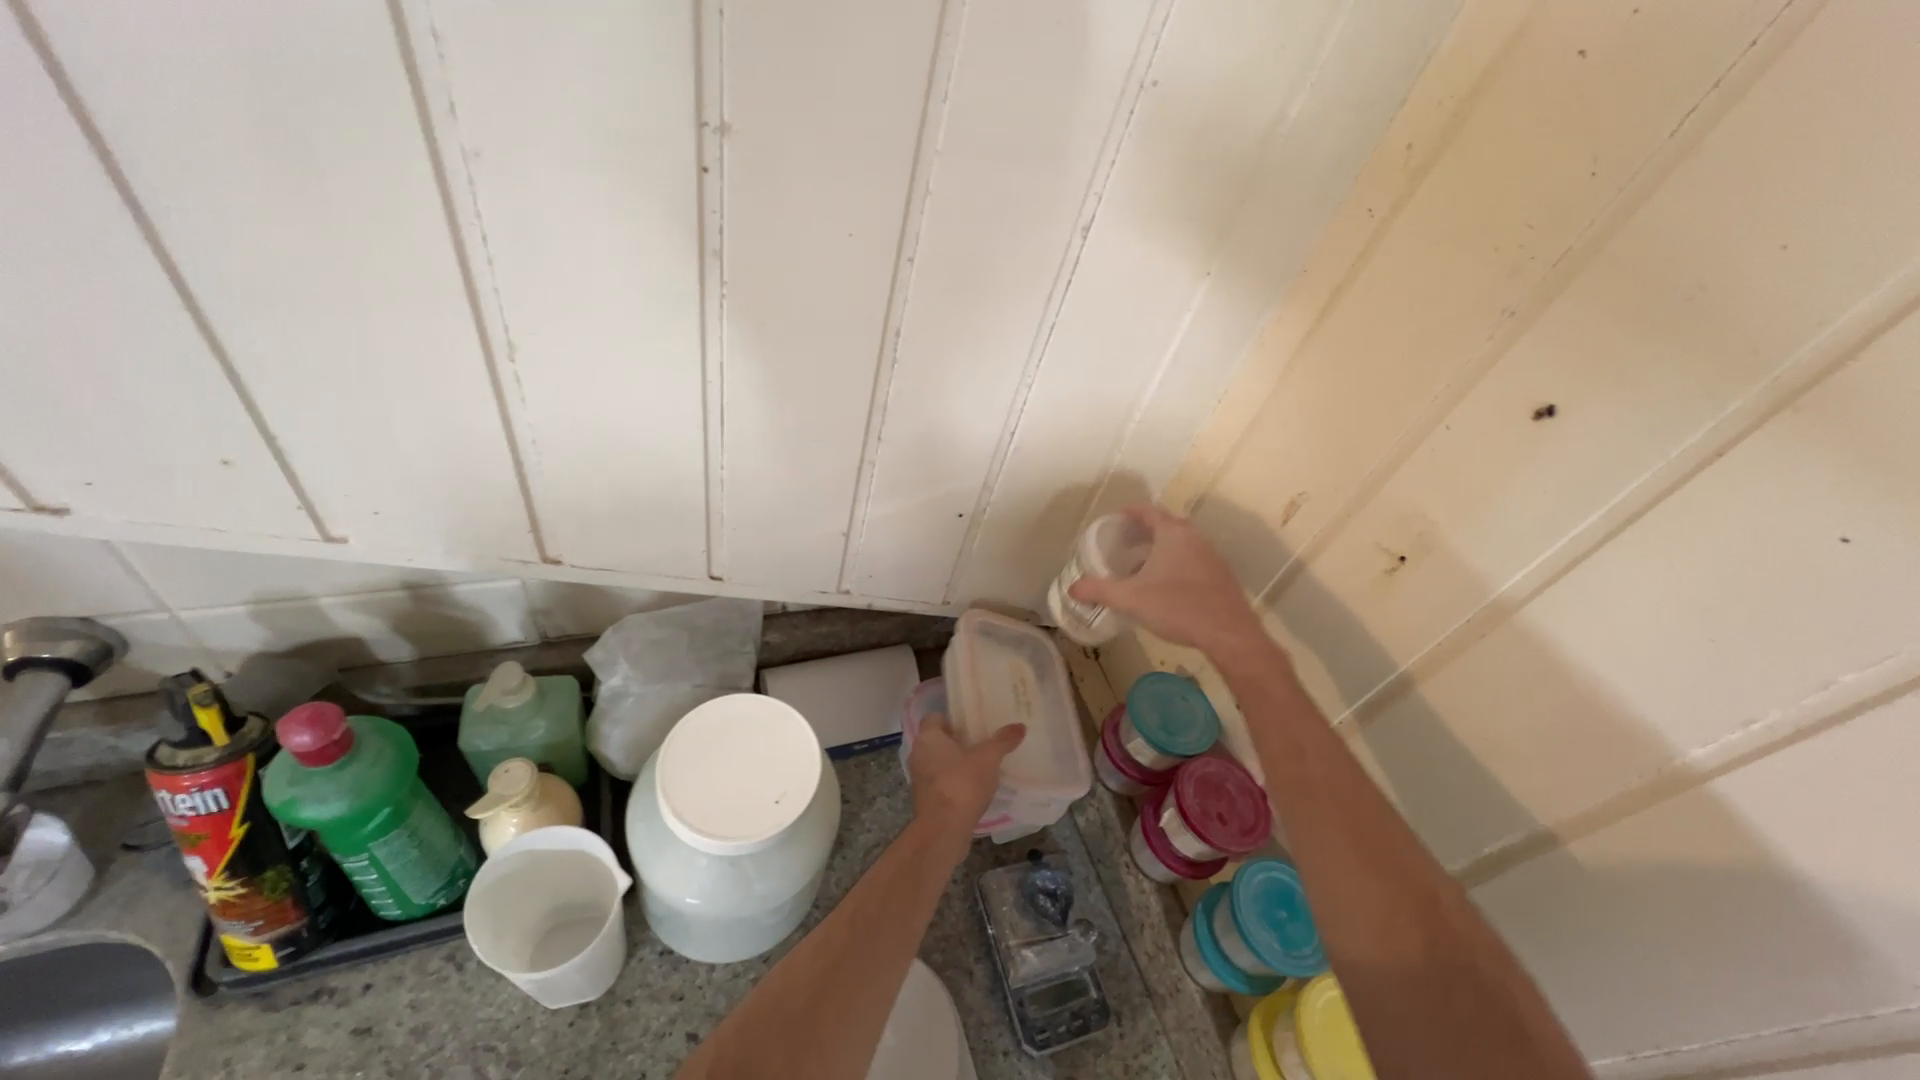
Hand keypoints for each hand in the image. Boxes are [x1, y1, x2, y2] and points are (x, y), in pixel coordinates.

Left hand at [908, 715, 1024, 846]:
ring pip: (937, 763)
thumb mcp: (988, 758)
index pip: (934, 718)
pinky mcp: (925, 800)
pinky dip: (953, 783)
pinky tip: (973, 788)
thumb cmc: (962, 783)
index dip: (951, 719)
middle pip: (936, 741)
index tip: (971, 724)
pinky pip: (940, 783)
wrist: (943, 828)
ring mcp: (919, 779)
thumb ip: (1002, 741)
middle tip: (981, 743)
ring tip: (980, 766)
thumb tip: (1020, 726)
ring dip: (955, 764)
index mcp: (928, 738)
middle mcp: (918, 755)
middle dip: (957, 742)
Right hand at [1067, 504, 1271, 661]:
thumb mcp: (1131, 599)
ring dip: (1162, 547)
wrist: (1228, 633)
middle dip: (1144, 530)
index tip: (1115, 520)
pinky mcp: (1221, 575)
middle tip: (1124, 543)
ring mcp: (1211, 556)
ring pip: (1182, 542)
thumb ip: (1099, 591)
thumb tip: (1072, 588)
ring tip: (1142, 564)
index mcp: (1172, 533)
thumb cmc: (1177, 607)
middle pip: (1166, 524)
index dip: (1130, 513)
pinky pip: (1194, 559)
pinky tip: (1166, 585)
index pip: (1148, 511)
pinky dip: (1177, 563)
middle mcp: (1194, 537)